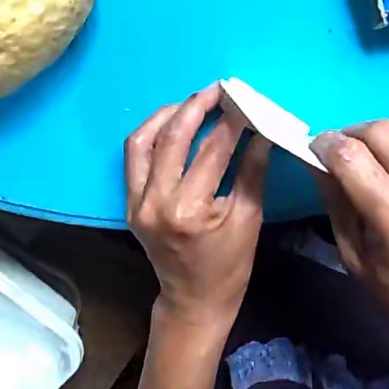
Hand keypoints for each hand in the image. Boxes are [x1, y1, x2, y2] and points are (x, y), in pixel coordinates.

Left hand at [125, 84, 272, 332]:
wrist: (192, 299)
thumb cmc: (229, 266)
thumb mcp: (248, 218)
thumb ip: (252, 170)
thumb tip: (261, 129)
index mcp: (189, 210)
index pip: (212, 150)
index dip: (232, 121)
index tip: (245, 99)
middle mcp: (155, 201)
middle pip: (173, 138)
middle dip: (197, 107)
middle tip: (218, 89)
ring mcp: (135, 201)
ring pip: (143, 140)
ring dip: (168, 114)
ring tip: (194, 101)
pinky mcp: (128, 201)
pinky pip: (133, 156)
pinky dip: (150, 133)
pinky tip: (172, 122)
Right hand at [310, 113, 388, 377]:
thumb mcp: (355, 257)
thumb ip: (335, 200)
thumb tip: (316, 157)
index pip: (353, 157)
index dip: (327, 144)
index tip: (317, 148)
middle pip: (383, 130)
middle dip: (353, 133)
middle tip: (345, 151)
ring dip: (387, 133)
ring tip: (380, 156)